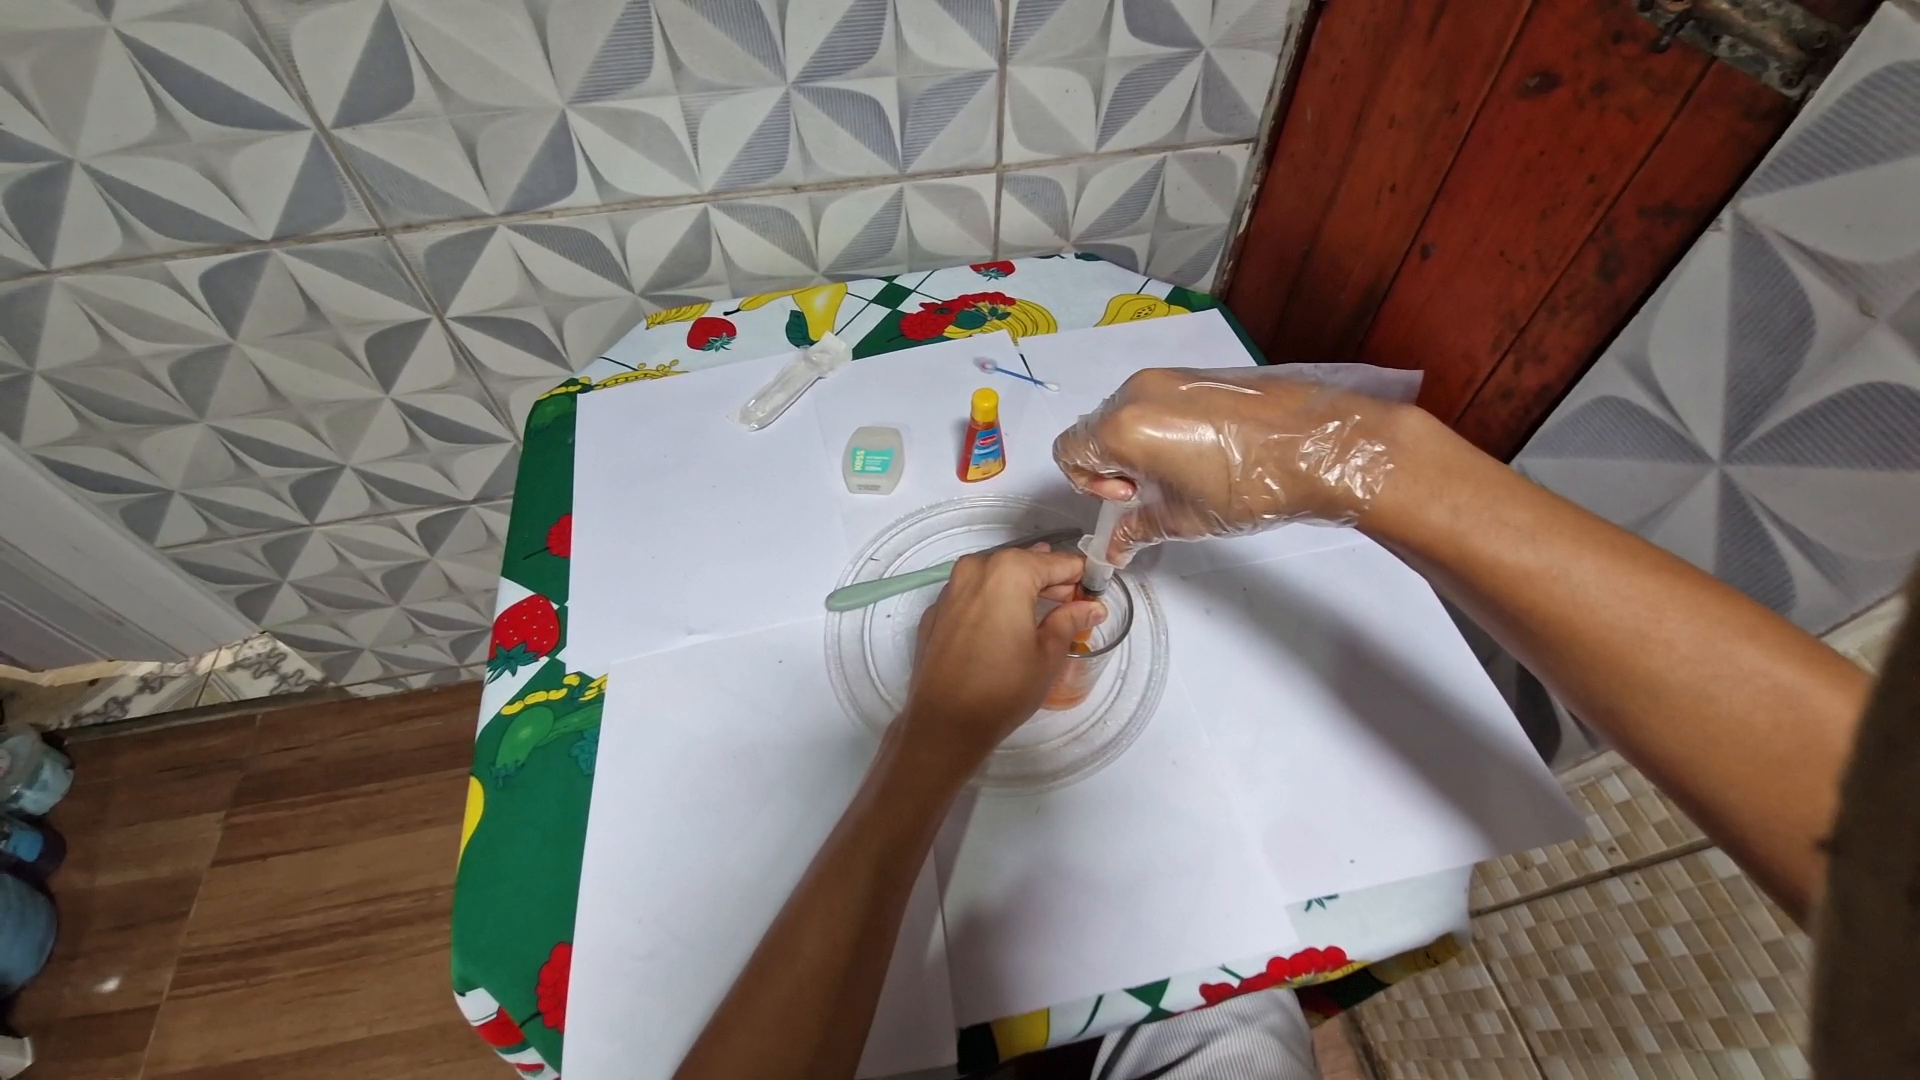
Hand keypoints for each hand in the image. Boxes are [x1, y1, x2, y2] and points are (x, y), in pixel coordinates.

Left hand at [897, 547, 1105, 775]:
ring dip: (1020, 590)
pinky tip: (1003, 629)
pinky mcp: (935, 613)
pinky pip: (972, 597)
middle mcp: (975, 570)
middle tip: (1074, 606)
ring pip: (995, 578)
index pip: (1057, 562)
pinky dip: (992, 604)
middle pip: (1024, 565)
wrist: (944, 722)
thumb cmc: (1004, 687)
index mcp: (1009, 572)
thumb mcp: (1049, 654)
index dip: (1081, 576)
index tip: (1095, 593)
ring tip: (1042, 615)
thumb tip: (1091, 607)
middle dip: (1050, 582)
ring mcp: (950, 590)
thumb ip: (1071, 620)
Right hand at [1052, 368, 1401, 558]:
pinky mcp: (1195, 372)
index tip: (1127, 497)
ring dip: (1135, 446)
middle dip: (1110, 464)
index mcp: (1125, 427)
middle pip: (1095, 430)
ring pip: (1124, 414)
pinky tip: (1200, 451)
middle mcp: (1137, 393)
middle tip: (1152, 489)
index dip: (1088, 482)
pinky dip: (1159, 428)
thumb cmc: (1249, 486)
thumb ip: (1138, 529)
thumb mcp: (1185, 518)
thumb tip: (1115, 550)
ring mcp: (1167, 377)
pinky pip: (1154, 402)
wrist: (1323, 445)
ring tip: (1180, 471)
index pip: (1068, 450)